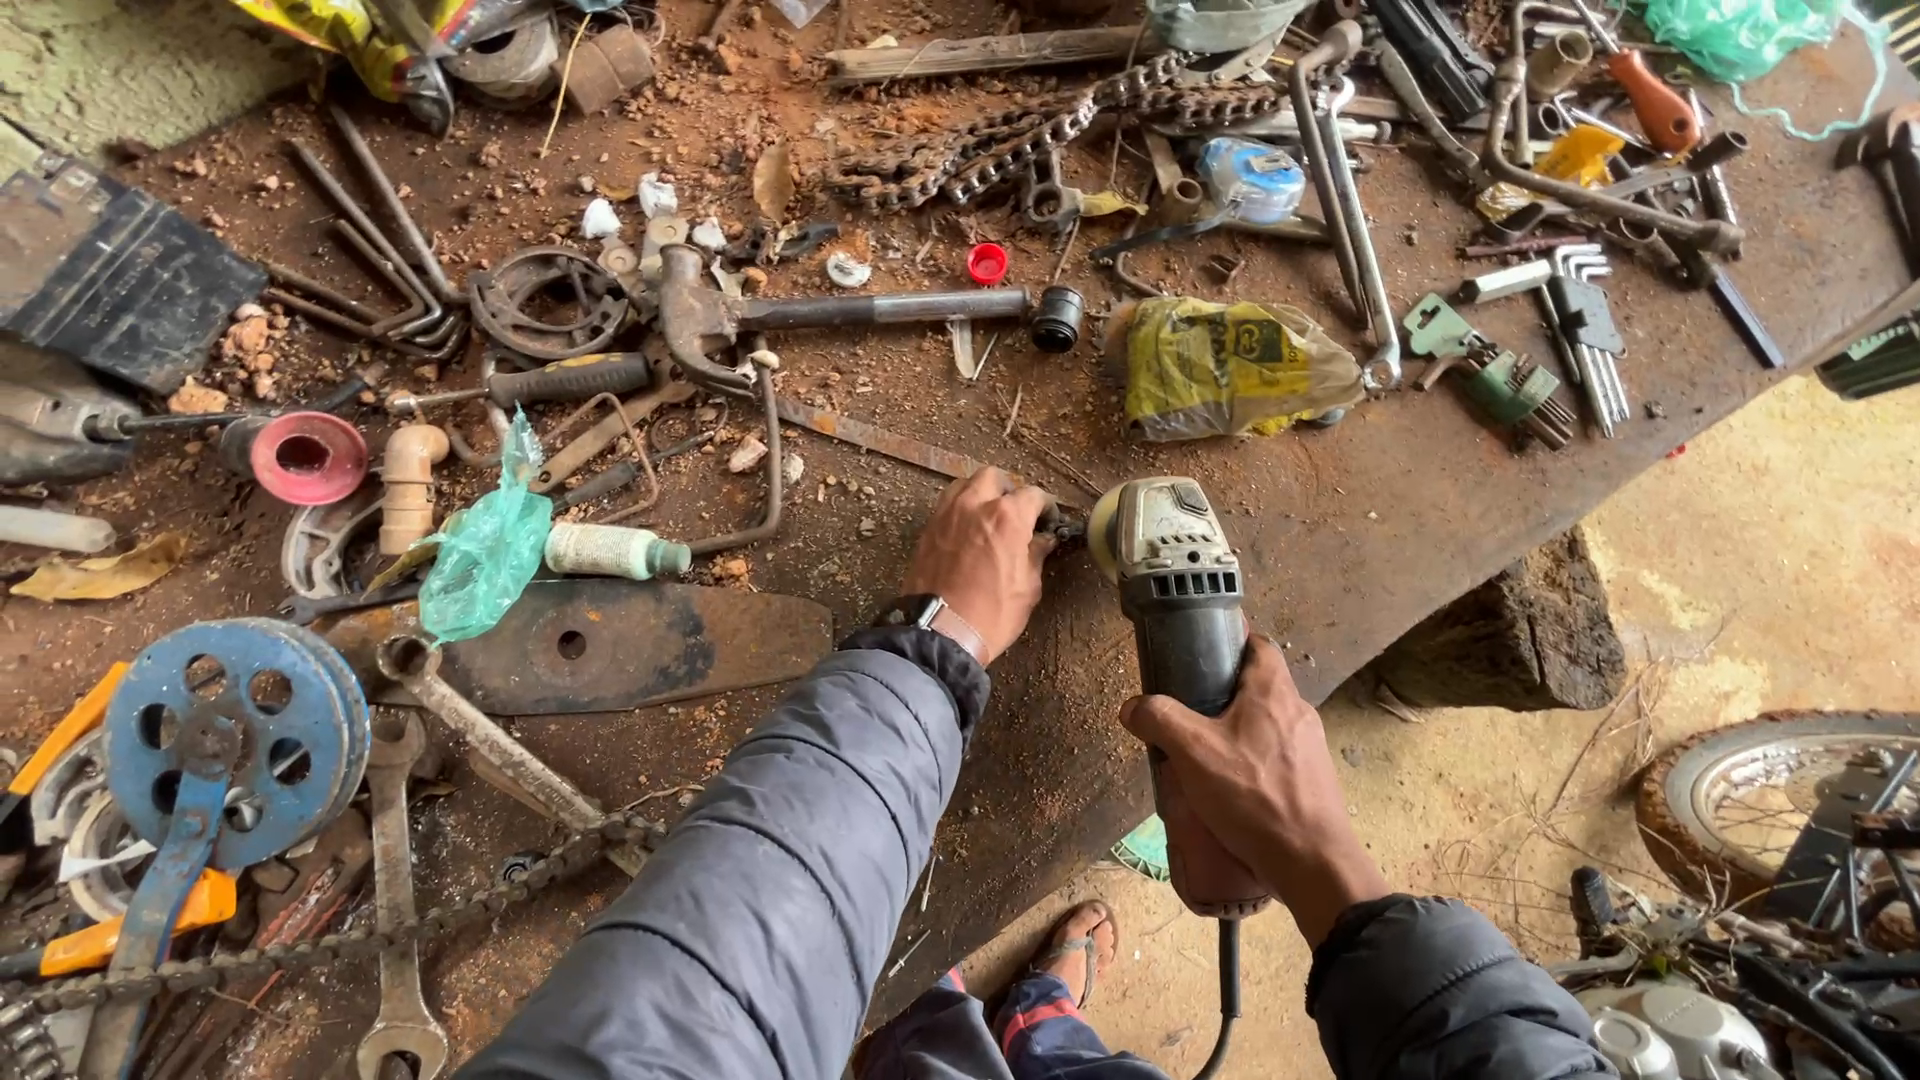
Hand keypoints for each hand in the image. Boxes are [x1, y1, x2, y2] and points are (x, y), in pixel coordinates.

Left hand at [901, 468, 1056, 664]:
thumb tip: (1043, 540)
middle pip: (994, 478)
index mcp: (1007, 516)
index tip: (1047, 520)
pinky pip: (946, 504)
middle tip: (1016, 513)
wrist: (940, 632)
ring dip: (980, 494)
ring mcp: (947, 514)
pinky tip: (967, 530)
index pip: (1033, 495)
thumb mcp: (1027, 587)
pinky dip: (960, 509)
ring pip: (965, 484)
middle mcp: (975, 505)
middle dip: (1008, 490)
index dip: (1045, 507)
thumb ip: (1036, 555)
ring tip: (988, 517)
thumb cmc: (991, 613)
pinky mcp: (927, 528)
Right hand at [1120, 635, 1388, 943]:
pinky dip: (1254, 759)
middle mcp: (1298, 711)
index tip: (1201, 654)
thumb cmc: (1253, 795)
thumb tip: (1131, 707)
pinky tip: (1232, 786)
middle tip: (1190, 708)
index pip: (1259, 644)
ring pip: (1269, 722)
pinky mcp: (1314, 781)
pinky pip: (1278, 755)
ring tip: (1205, 752)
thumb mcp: (1192, 751)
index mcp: (1273, 691)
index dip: (1231, 642)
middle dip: (1226, 691)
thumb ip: (1158, 719)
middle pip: (1261, 684)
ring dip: (1239, 729)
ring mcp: (1312, 748)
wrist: (1313, 864)